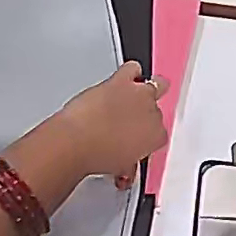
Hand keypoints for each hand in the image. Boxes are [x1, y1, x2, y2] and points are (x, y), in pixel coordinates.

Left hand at [51, 62, 169, 188]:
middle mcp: (153, 113)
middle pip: (156, 109)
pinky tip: (125, 78)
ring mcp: (139, 94)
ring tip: (132, 97)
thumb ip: (129, 161)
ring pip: (155, 84)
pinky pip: (134, 69)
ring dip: (146, 90)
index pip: (159, 133)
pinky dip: (132, 72)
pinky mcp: (121, 80)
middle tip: (131, 121)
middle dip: (145, 114)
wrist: (76, 142)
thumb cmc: (97, 154)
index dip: (146, 135)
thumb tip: (123, 161)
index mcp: (156, 136)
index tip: (136, 139)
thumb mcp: (119, 167)